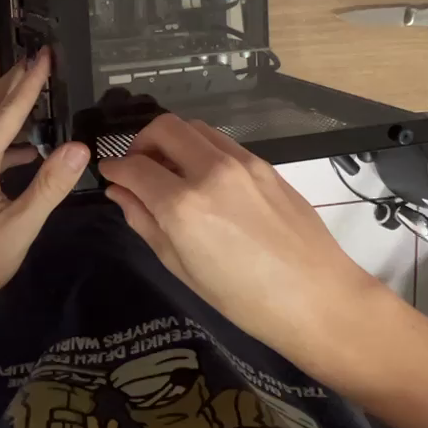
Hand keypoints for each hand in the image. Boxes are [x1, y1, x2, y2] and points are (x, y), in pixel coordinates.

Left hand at [0, 49, 89, 329]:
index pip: (7, 112)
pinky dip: (3, 139)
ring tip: (34, 96)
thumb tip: (79, 147)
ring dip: (6, 108)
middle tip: (38, 61)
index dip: (29, 82)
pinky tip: (25, 152)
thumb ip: (49, 186)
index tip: (44, 54)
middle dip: (12, 82)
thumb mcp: (20, 227)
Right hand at [98, 115, 390, 364]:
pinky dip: (200, 147)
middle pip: (162, 128)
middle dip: (140, 142)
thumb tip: (119, 193)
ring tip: (169, 170)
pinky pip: (221, 141)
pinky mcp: (264, 164)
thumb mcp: (182, 269)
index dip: (114, 168)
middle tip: (137, 167)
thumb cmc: (245, 300)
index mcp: (184, 206)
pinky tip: (202, 177)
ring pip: (193, 127)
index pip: (134, 167)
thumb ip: (145, 223)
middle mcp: (210, 172)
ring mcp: (242, 163)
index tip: (109, 174)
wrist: (318, 298)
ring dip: (171, 139)